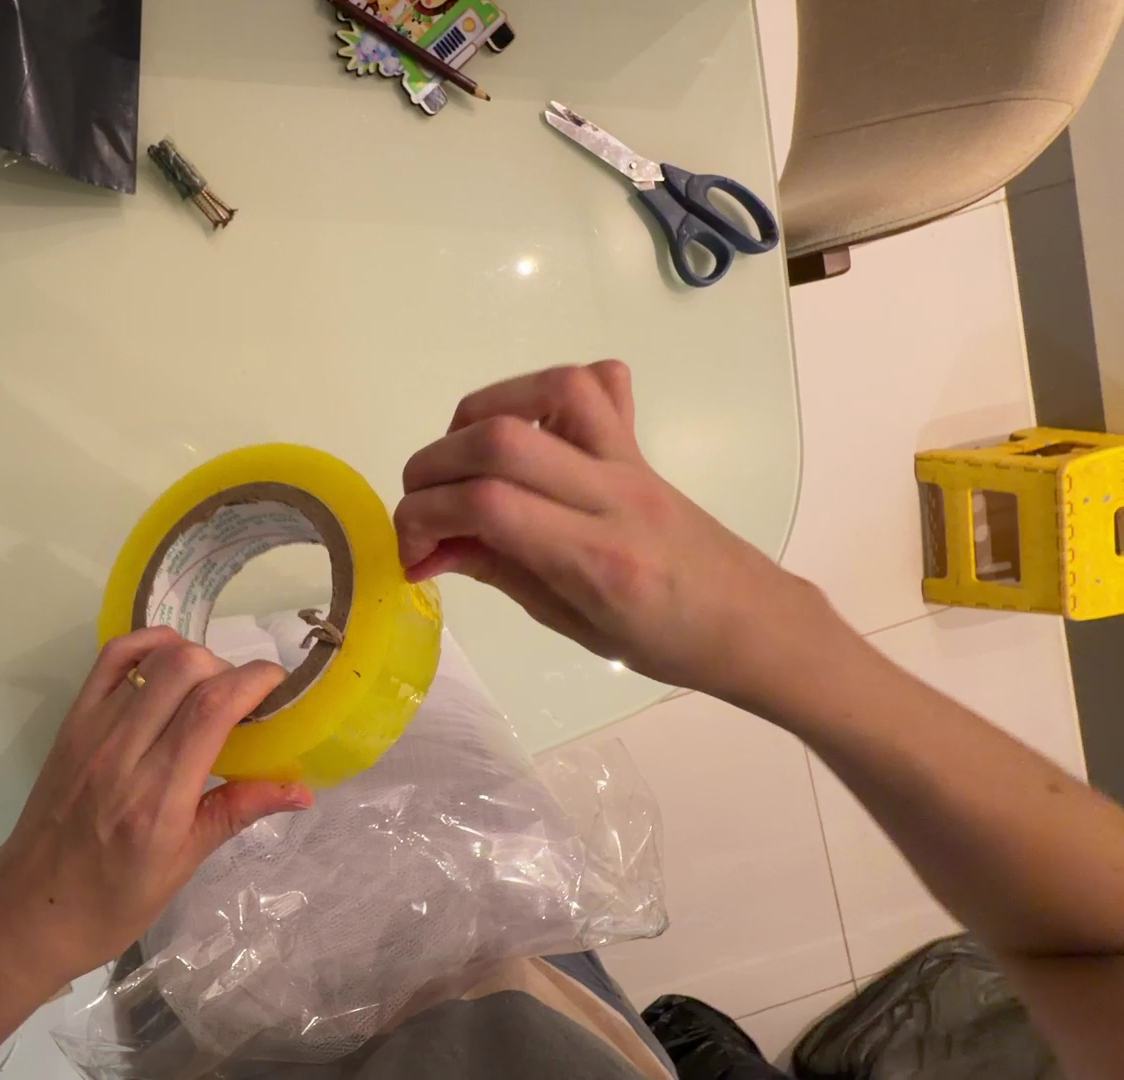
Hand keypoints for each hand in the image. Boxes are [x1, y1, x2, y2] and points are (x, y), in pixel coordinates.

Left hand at [0, 628, 312, 1000]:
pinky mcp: (72, 720)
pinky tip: (169, 661)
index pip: (212, 709)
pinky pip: (110, 658)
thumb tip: (303, 790)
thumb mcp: (184, 865)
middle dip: (228, 668)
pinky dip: (147, 644)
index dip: (255, 682)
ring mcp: (91, 730)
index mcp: (158, 797)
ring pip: (152, 658)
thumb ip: (239, 811)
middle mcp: (123, 752)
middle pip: (184, 668)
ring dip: (193, 658)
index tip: (281, 685)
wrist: (31, 908)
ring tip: (207, 689)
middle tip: (243, 699)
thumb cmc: (113, 901)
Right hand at [393, 361, 846, 705]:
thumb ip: (493, 570)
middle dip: (430, 467)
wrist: (756, 625)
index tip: (410, 552)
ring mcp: (630, 461)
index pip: (486, 505)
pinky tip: (522, 430)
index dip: (422, 518)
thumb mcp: (564, 622)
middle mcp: (612, 495)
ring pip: (548, 389)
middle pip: (499, 440)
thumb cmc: (661, 642)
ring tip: (461, 460)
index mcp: (595, 559)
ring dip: (478, 413)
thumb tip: (427, 547)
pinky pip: (598, 383)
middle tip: (420, 507)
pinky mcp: (638, 444)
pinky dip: (541, 390)